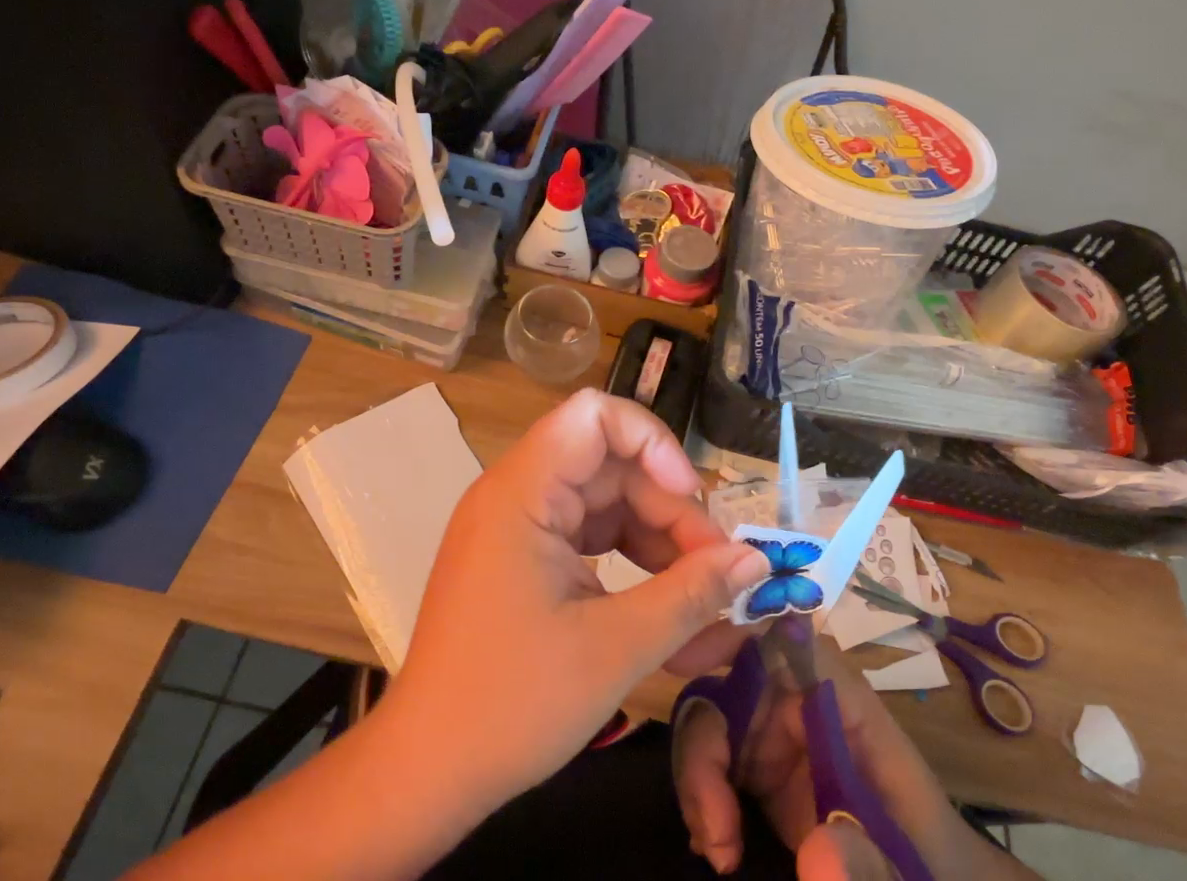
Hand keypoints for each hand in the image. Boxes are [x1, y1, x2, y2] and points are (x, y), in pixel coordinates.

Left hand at [383, 389, 771, 805]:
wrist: (430, 769)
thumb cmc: (514, 705)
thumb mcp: (617, 648)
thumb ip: (692, 595)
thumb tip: (755, 560)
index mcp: (522, 495)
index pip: (595, 416)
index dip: (654, 444)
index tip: (692, 500)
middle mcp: (517, 498)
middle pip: (613, 468)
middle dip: (673, 516)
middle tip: (720, 577)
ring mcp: (520, 531)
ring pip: (610, 508)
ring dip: (663, 550)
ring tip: (707, 608)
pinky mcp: (525, 564)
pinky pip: (593, 544)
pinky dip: (635, 574)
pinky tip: (677, 624)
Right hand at [674, 637, 926, 878]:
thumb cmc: (935, 866)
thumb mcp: (914, 869)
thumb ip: (875, 865)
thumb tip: (820, 849)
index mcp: (849, 711)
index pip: (788, 646)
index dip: (734, 635)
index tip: (683, 660)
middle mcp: (803, 712)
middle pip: (730, 687)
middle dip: (705, 745)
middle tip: (713, 826)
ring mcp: (776, 742)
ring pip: (711, 724)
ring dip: (697, 778)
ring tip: (718, 848)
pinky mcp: (757, 776)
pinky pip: (709, 764)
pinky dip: (699, 798)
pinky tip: (716, 846)